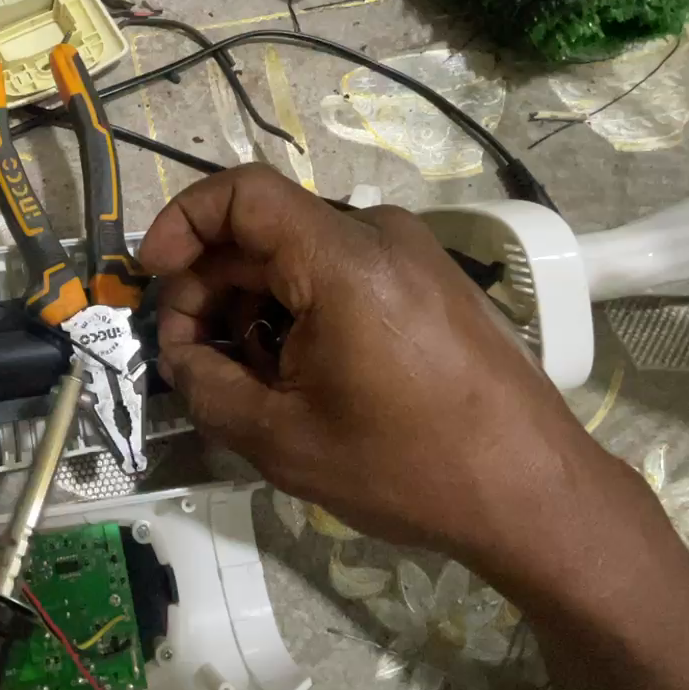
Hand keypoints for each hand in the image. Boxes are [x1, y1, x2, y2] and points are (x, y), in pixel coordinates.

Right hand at [138, 165, 620, 579]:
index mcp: (343, 260)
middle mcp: (377, 235)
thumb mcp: (279, 439)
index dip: (181, 220)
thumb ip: (203, 386)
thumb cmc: (408, 466)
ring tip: (239, 374)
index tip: (152, 274)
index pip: (242, 193)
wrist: (535, 497)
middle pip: (259, 230)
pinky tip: (287, 368)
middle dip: (205, 286)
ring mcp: (406, 253)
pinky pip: (330, 271)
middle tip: (187, 353)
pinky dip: (288, 307)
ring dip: (245, 303)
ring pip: (291, 254)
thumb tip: (178, 354)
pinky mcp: (421, 279)